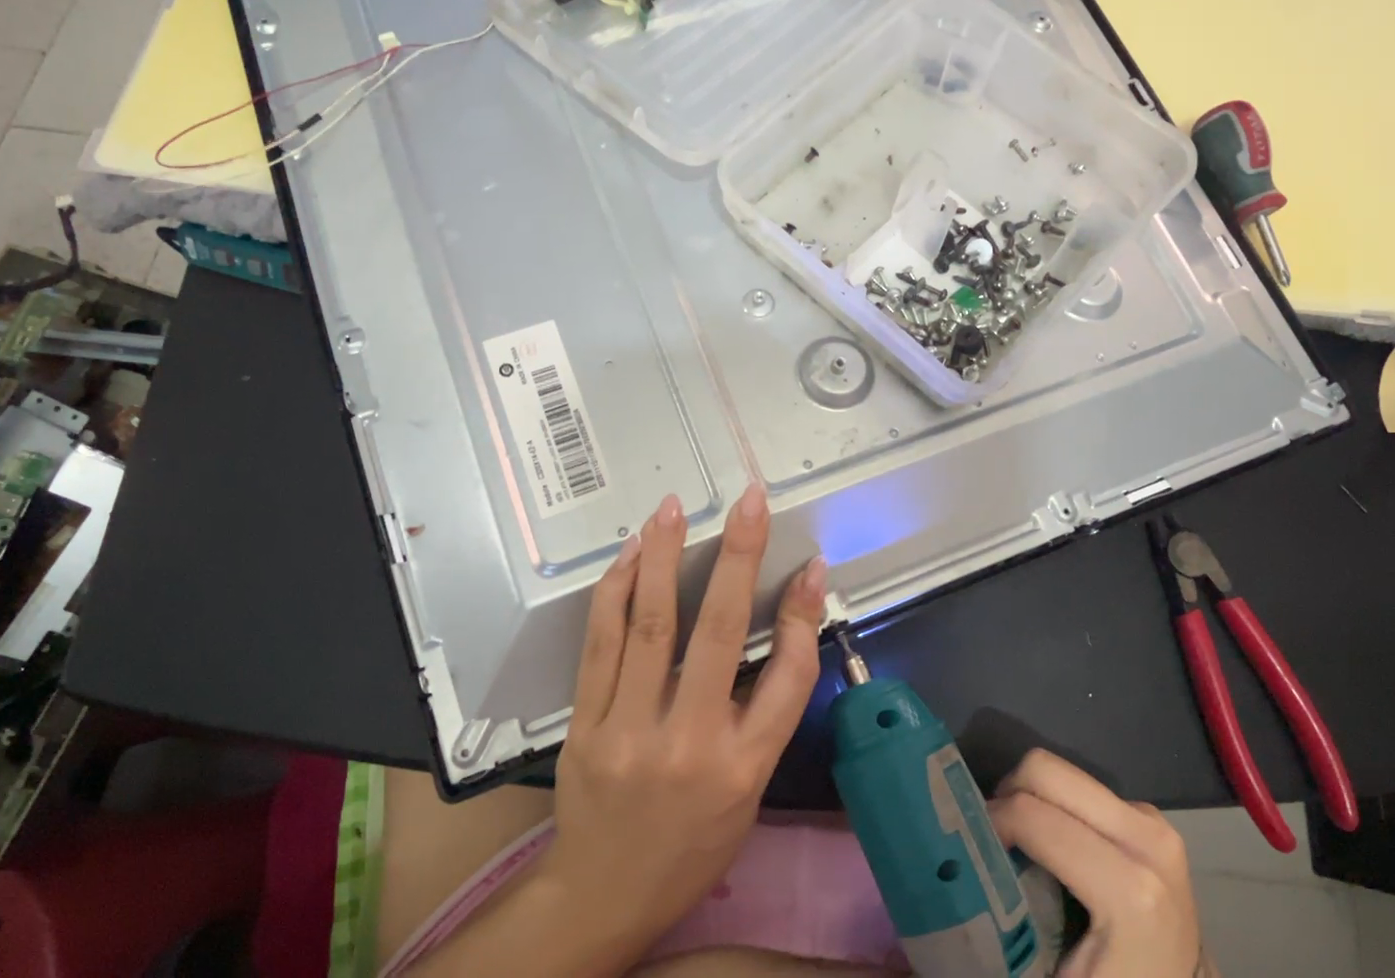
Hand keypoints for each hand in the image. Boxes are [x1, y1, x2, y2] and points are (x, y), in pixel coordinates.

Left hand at [543, 484, 827, 949]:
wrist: (605, 892)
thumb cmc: (692, 845)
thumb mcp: (748, 791)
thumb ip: (764, 714)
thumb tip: (782, 631)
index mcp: (744, 767)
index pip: (787, 677)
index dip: (802, 614)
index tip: (810, 566)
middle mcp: (691, 743)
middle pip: (720, 633)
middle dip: (739, 557)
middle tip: (749, 502)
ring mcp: (630, 730)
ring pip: (651, 627)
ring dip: (664, 559)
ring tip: (673, 510)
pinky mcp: (585, 724)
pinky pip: (601, 645)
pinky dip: (616, 594)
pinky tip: (629, 557)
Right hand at [991, 750, 1212, 977]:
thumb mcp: (1059, 973)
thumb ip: (1007, 922)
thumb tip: (957, 883)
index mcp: (1128, 890)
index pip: (1029, 816)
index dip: (986, 825)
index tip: (970, 856)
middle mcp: (1147, 841)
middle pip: (1045, 772)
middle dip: (1004, 797)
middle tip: (990, 839)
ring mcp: (1152, 822)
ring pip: (1060, 772)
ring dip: (1028, 799)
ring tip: (1017, 843)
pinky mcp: (1148, 816)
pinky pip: (1080, 787)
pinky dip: (1052, 805)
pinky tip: (1051, 845)